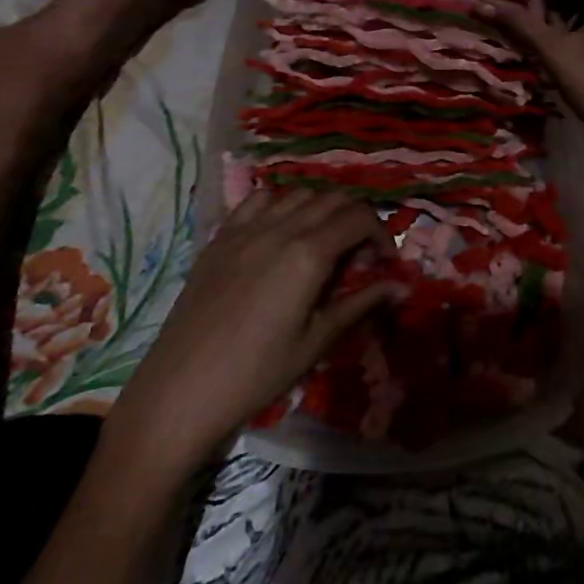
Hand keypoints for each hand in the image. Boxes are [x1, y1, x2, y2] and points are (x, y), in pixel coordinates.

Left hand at [109, 189, 392, 462]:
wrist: (182, 389)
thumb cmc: (257, 373)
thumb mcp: (316, 340)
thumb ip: (360, 303)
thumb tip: (402, 287)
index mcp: (307, 255)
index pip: (358, 217)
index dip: (380, 234)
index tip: (383, 262)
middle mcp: (278, 229)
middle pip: (332, 199)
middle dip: (356, 218)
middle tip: (359, 254)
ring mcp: (244, 230)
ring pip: (297, 194)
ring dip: (321, 208)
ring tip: (324, 241)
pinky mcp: (219, 238)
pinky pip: (256, 201)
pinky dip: (280, 204)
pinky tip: (281, 232)